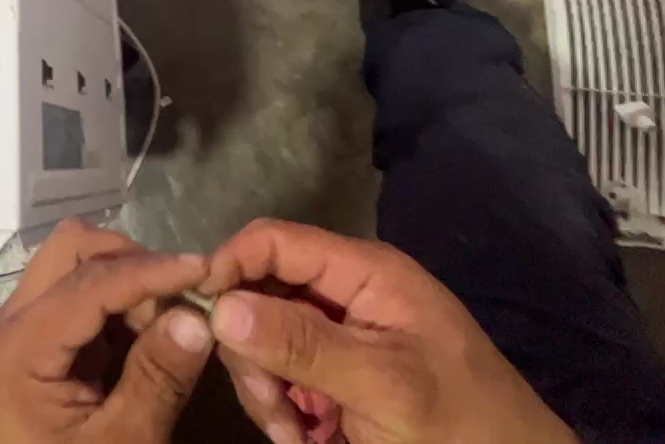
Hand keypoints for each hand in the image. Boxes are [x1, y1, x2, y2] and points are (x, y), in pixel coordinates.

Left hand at [0, 219, 214, 443]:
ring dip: (126, 276)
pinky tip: (152, 327)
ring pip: (74, 263)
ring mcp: (24, 327)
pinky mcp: (41, 340)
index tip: (205, 268)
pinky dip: (119, 299)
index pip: (88, 283)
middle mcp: (12, 320)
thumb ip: (157, 378)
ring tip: (171, 316)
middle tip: (182, 296)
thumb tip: (198, 313)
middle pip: (70, 250)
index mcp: (20, 346)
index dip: (149, 271)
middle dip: (130, 260)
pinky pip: (80, 293)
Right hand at [203, 219, 576, 443]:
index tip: (198, 312)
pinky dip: (282, 405)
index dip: (229, 264)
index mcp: (363, 271)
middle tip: (270, 405)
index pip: (274, 241)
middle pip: (261, 290)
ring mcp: (341, 334)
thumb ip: (303, 343)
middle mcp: (345, 291)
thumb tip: (218, 307)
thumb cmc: (466, 433)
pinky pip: (284, 372)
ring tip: (293, 435)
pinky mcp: (339, 372)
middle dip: (251, 346)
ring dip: (265, 385)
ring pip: (264, 336)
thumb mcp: (386, 389)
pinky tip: (304, 438)